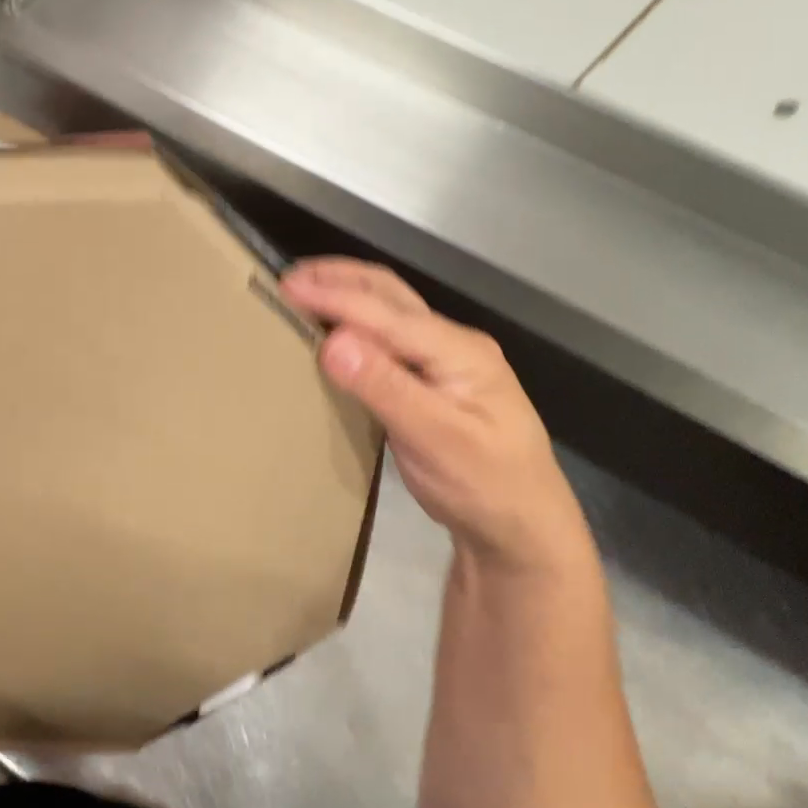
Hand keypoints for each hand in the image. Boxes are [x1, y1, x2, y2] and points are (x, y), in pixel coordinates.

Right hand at [280, 258, 590, 570]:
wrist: (522, 528)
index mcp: (458, 351)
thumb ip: (386, 387)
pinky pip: (386, 337)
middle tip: (287, 278)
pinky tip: (332, 332)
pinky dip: (353, 322)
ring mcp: (443, 362)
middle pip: (390, 294)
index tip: (285, 287)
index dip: (333, 296)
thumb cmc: (485, 485)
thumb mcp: (437, 439)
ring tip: (302, 292)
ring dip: (346, 294)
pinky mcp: (430, 382)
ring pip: (388, 311)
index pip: (384, 313)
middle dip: (338, 278)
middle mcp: (452, 344)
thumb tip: (333, 341)